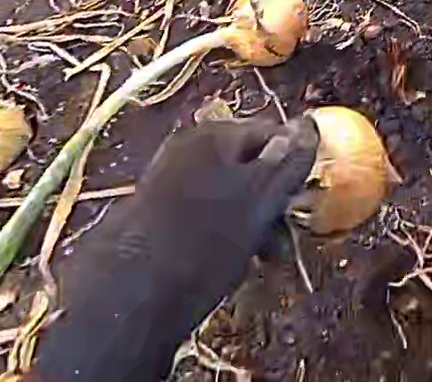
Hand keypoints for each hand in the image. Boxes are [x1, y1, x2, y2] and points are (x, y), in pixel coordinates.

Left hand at [33, 117, 319, 381]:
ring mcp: (158, 186)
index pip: (273, 132)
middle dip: (269, 199)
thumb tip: (309, 122)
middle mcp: (182, 151)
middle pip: (247, 165)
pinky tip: (222, 262)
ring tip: (257, 254)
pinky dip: (216, 234)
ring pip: (223, 195)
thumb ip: (292, 157)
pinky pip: (196, 217)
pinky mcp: (141, 223)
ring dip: (247, 220)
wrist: (123, 308)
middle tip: (282, 233)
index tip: (301, 196)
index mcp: (213, 134)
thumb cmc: (205, 240)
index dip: (293, 163)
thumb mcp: (263, 196)